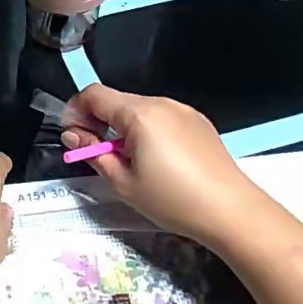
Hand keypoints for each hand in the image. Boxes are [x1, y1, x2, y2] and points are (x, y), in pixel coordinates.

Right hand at [60, 85, 283, 249]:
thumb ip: (94, 153)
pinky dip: (149, 131)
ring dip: (124, 127)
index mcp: (140, 113)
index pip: (94, 94)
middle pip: (117, 101)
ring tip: (130, 162)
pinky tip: (158, 161)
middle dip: (99, 121)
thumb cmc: (173, 199)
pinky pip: (162, 117)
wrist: (230, 209)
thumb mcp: (123, 183)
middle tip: (96, 153)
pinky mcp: (198, 121)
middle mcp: (161, 102)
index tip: (73, 135)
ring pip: (140, 109)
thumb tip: (73, 135)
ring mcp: (183, 110)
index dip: (75, 110)